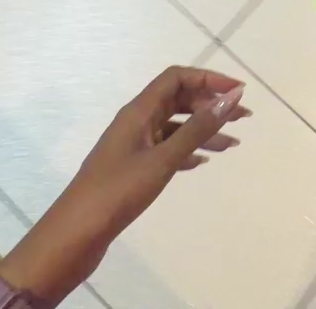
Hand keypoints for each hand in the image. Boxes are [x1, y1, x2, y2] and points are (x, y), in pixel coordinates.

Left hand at [0, 66, 249, 303]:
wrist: (73, 237)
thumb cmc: (117, 191)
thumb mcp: (163, 159)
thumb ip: (198, 128)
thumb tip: (231, 97)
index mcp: (139, 110)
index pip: (177, 78)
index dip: (209, 79)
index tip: (238, 92)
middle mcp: (136, 121)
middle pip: (179, 99)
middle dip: (211, 104)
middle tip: (243, 117)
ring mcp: (133, 145)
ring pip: (175, 126)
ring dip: (203, 130)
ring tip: (232, 144)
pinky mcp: (132, 168)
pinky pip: (166, 148)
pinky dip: (187, 150)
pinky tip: (202, 162)